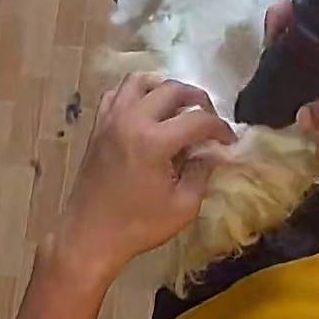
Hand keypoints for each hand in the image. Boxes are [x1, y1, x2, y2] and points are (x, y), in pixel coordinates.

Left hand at [49, 74, 235, 292]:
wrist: (89, 237)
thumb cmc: (138, 226)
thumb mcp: (184, 206)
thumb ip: (202, 172)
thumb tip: (212, 152)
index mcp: (154, 142)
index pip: (198, 120)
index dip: (220, 128)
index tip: (229, 140)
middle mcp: (131, 121)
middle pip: (172, 90)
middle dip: (198, 99)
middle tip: (208, 119)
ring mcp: (111, 121)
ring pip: (140, 81)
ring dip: (165, 88)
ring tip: (178, 105)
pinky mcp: (98, 127)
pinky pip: (117, 94)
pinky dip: (136, 93)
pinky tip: (148, 110)